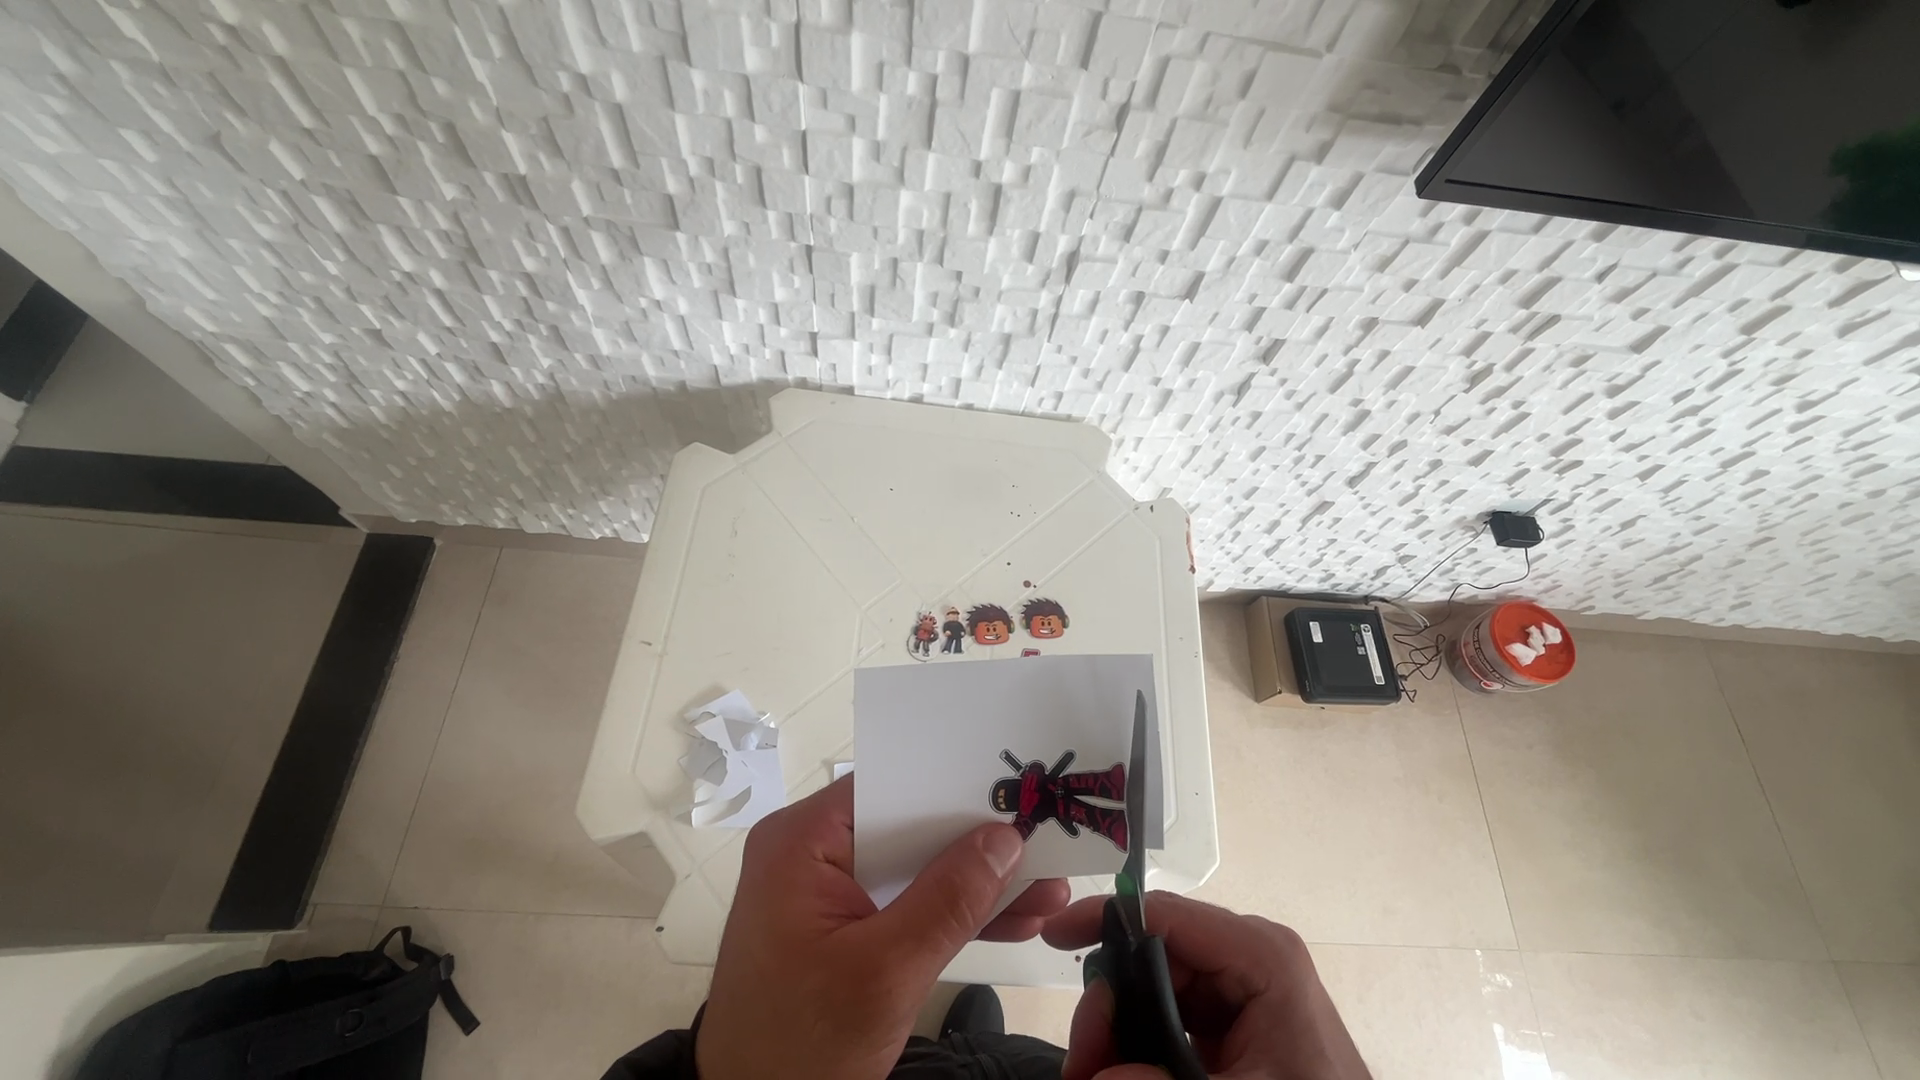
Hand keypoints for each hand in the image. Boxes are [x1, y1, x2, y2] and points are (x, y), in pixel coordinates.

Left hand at [695, 775, 1070, 1079]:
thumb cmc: (797, 1045)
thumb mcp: (883, 973)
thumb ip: (948, 901)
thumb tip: (1004, 839)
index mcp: (802, 841)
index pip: (890, 788)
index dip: (952, 789)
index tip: (1014, 797)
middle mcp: (812, 850)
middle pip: (908, 827)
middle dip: (977, 846)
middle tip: (1043, 847)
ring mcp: (827, 887)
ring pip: (914, 867)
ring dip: (974, 884)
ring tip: (1044, 893)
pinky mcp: (843, 921)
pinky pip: (905, 900)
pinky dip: (950, 913)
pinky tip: (1009, 920)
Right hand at [1043, 891, 1370, 1079]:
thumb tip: (1097, 1077)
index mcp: (1259, 955)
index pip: (1167, 914)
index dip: (1106, 917)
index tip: (1055, 935)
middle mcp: (1244, 956)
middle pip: (1149, 955)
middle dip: (1108, 1003)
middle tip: (1081, 1060)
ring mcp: (1236, 986)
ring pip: (1150, 986)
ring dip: (1115, 1028)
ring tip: (1091, 1071)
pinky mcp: (1229, 1018)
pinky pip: (1166, 1013)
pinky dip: (1136, 1041)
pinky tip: (1118, 1068)